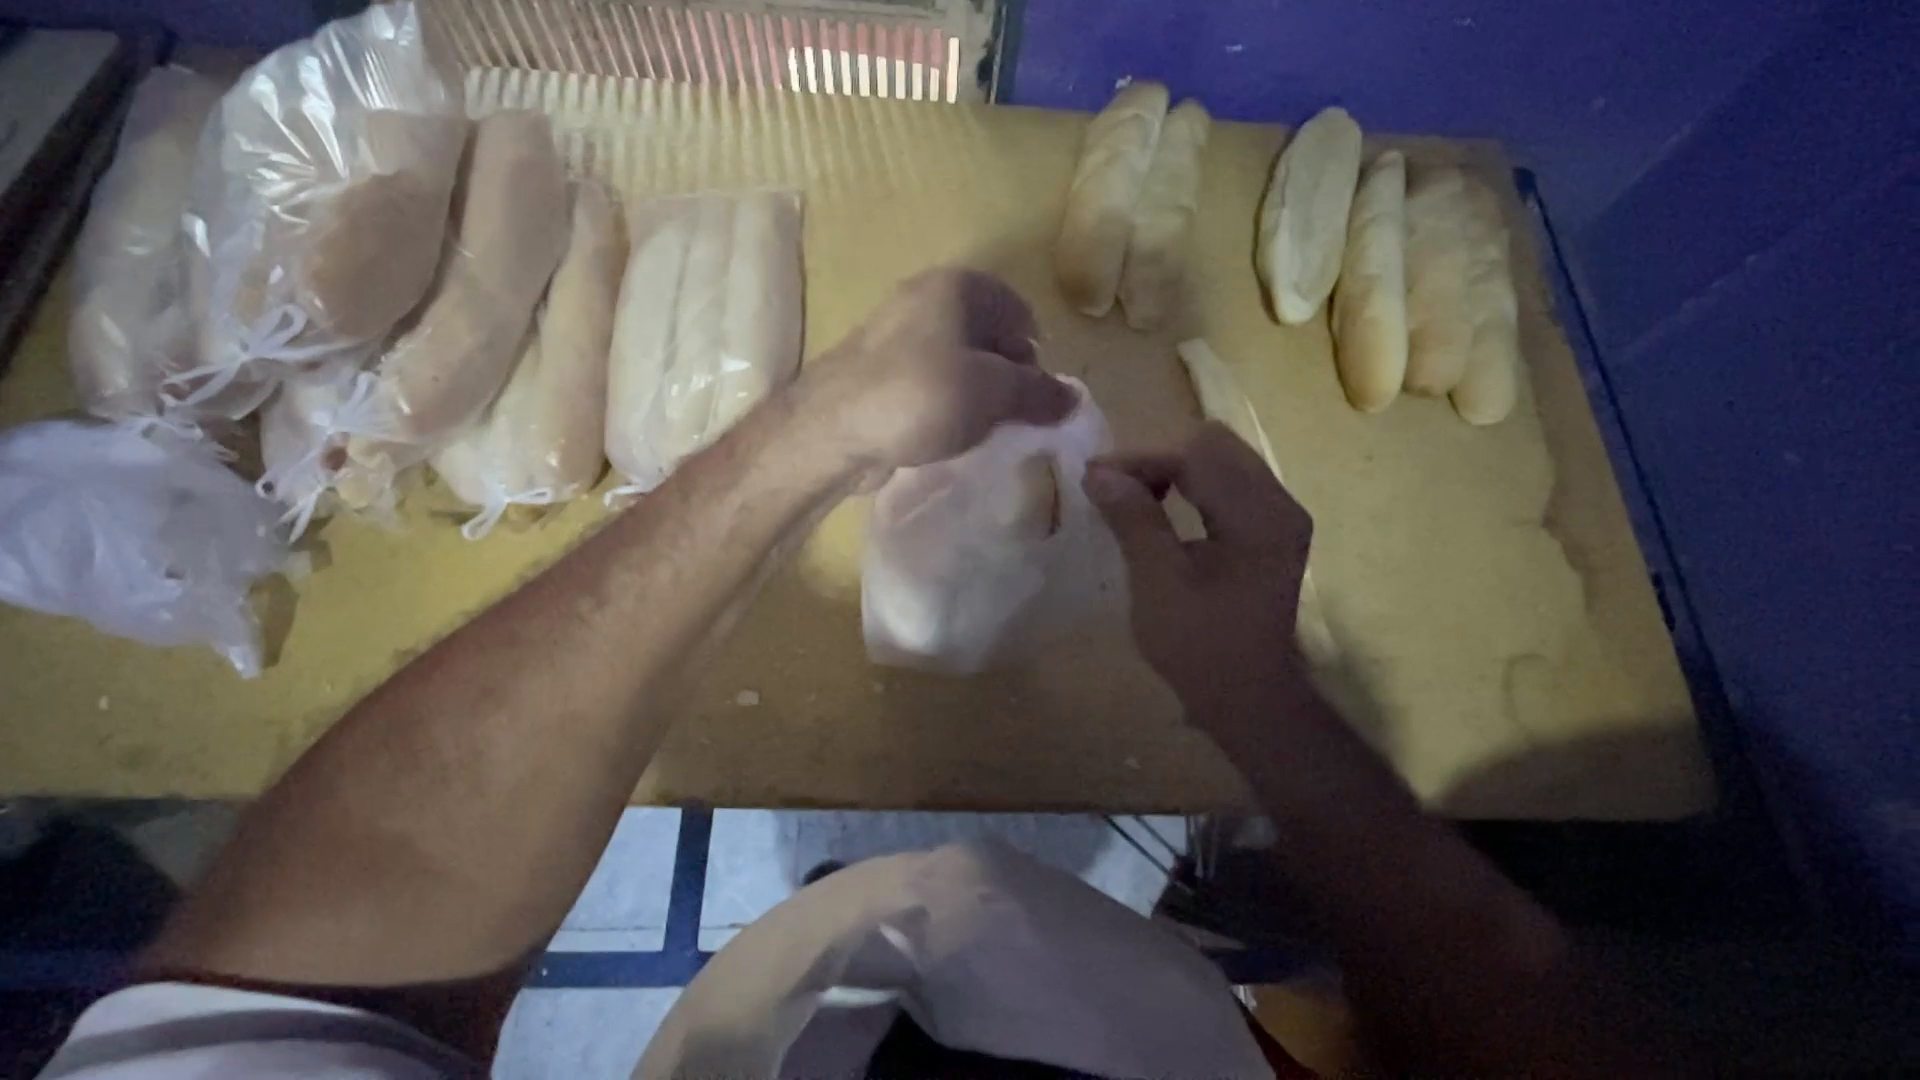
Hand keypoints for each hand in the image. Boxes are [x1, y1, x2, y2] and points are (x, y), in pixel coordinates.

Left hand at [803, 268, 1077, 472]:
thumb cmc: (923, 395)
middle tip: (1014, 418)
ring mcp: (896, 335)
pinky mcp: (877, 373)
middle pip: (988, 337)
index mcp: (957, 286)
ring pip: (958, 363)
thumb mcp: (995, 393)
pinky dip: (944, 406)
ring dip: (976, 395)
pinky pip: (929, 384)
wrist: (833, 430)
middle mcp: (924, 298)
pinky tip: (944, 435)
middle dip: (1007, 377)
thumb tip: (1074, 399)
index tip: (1037, 396)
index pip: (1019, 312)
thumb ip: (1039, 393)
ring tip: (980, 431)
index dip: (1035, 355)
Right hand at [1083, 423, 1315, 734]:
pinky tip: (1161, 509)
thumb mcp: (1158, 583)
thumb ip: (1133, 520)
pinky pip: (1229, 484)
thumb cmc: (1200, 646)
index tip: (1095, 477)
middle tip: (1113, 485)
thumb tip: (1098, 472)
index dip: (1142, 459)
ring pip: (1222, 460)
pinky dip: (1191, 486)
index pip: (1197, 454)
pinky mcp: (1272, 530)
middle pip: (1215, 446)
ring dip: (1173, 469)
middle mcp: (1279, 504)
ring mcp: (1280, 516)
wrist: (1247, 698)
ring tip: (1130, 495)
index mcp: (1259, 517)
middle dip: (1158, 457)